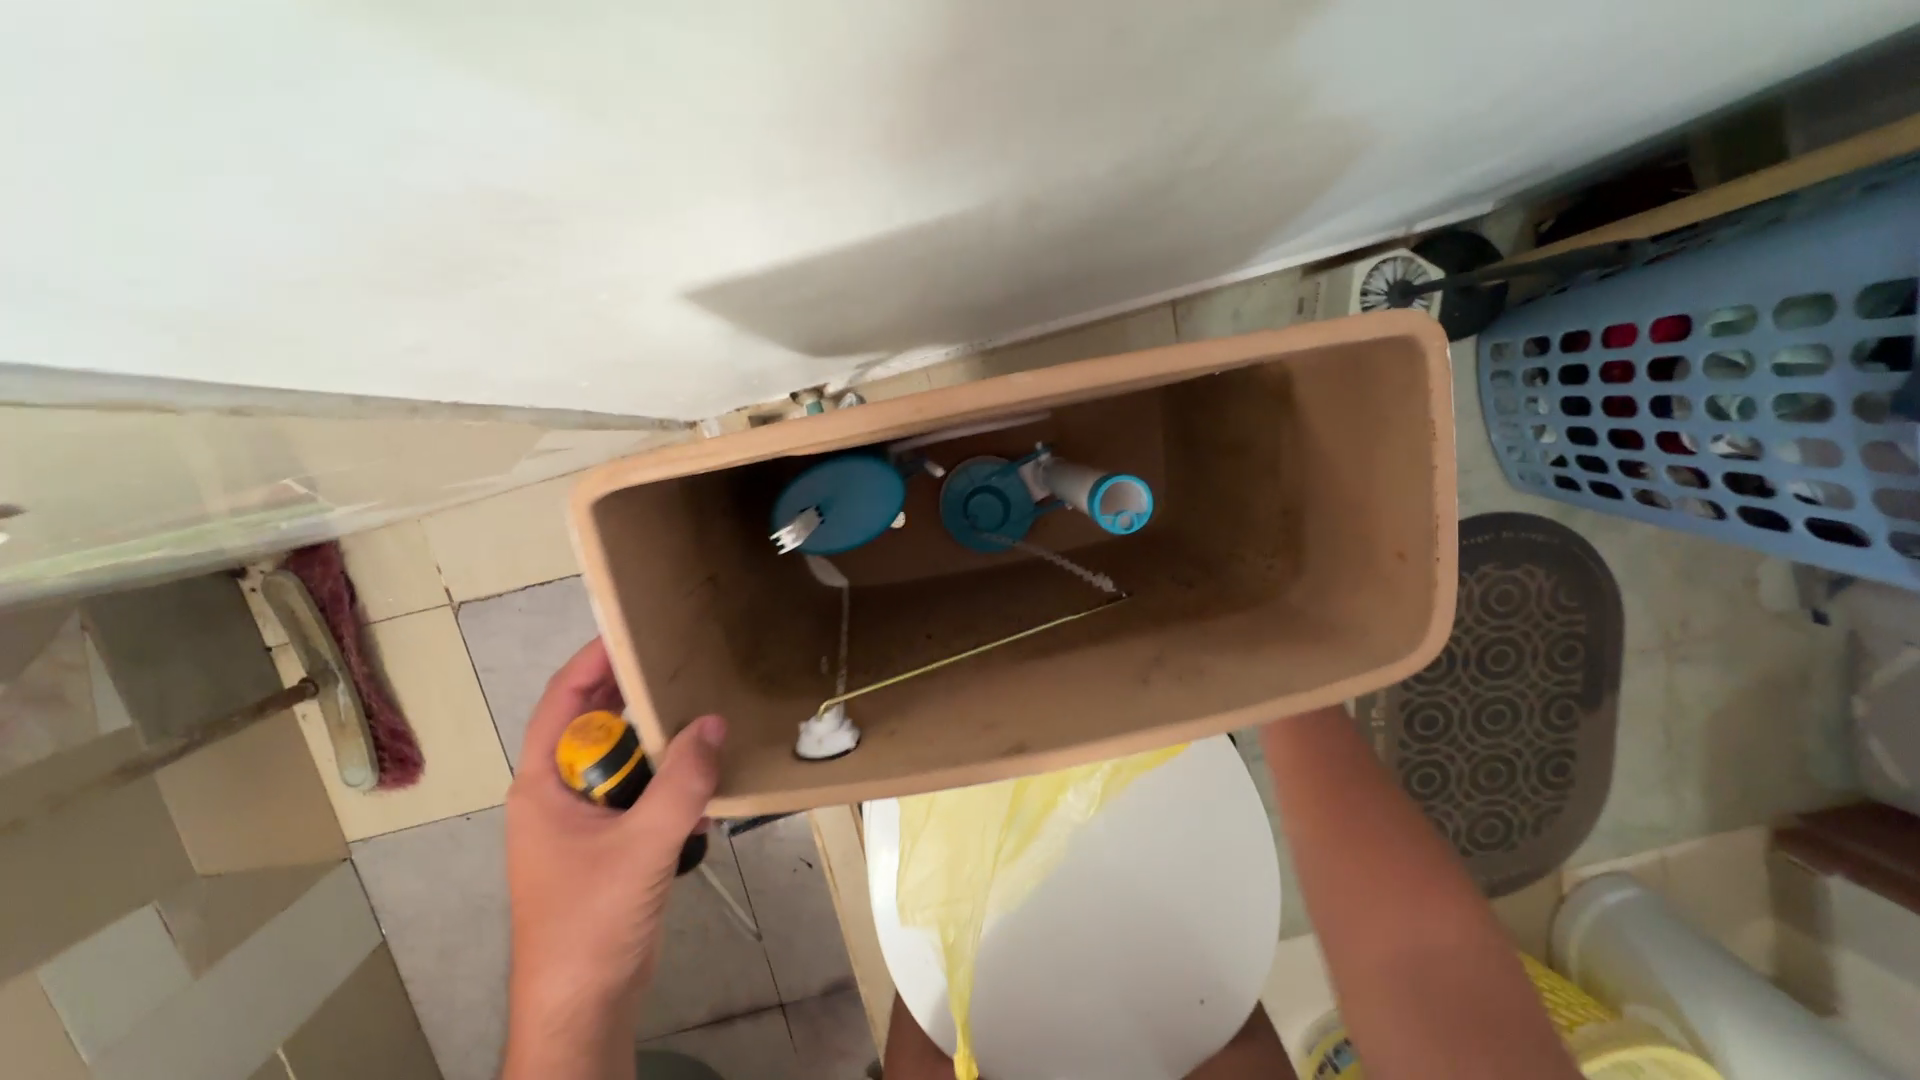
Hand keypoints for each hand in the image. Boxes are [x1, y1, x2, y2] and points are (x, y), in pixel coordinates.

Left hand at [502, 639, 725, 1077]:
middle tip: (686, 661)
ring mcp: (587, 822)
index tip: (634, 630)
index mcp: (543, 786)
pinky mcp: (615, 845)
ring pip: (625, 761)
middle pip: (597, 726)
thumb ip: (682, 783)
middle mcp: (560, 795)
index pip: (562, 703)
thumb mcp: (642, 847)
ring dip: (661, 739)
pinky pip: (643, 794)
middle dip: (637, 695)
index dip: (593, 662)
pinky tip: (709, 773)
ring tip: (706, 705)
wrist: (583, 1005)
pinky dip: (672, 779)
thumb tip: (715, 723)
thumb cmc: (591, 923)